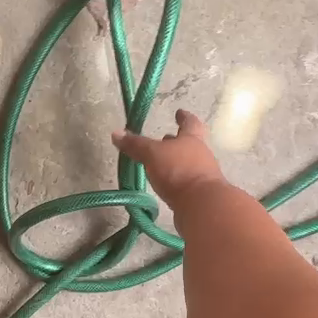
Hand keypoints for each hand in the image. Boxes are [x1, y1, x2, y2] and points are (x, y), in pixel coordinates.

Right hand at [111, 110, 227, 206]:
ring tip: (159, 164)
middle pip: (190, 144)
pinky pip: (185, 182)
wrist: (201, 205)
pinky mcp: (199, 194)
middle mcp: (201, 155)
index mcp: (192, 139)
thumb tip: (116, 133)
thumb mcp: (153, 154)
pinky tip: (165, 185)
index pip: (190, 122)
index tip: (179, 112)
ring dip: (175, 162)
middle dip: (177, 142)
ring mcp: (202, 175)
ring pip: (187, 163)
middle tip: (165, 139)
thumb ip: (136, 145)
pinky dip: (175, 180)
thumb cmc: (179, 170)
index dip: (184, 117)